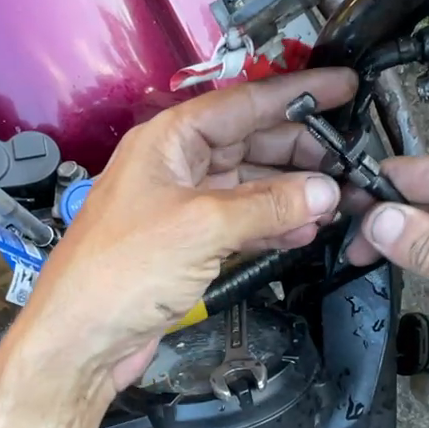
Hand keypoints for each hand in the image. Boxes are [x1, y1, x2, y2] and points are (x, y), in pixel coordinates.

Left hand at [4, 69, 352, 398]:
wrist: (81, 339)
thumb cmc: (117, 273)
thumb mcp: (202, 228)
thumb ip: (267, 205)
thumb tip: (321, 190)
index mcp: (168, 141)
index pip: (243, 103)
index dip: (296, 93)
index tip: (341, 88)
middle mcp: (175, 167)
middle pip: (250, 142)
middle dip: (301, 150)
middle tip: (347, 160)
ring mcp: (182, 207)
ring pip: (249, 185)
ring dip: (292, 192)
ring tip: (335, 199)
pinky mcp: (189, 245)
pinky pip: (241, 222)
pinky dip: (273, 225)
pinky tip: (303, 229)